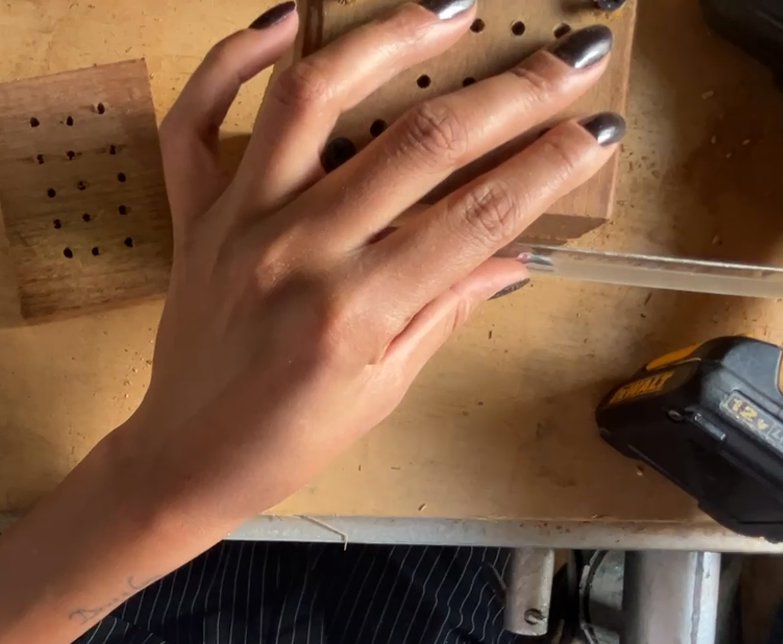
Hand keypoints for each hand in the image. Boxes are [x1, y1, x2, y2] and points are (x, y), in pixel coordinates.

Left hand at [109, 0, 622, 526]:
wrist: (185, 460)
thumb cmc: (284, 443)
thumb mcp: (378, 393)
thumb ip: (442, 313)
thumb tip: (513, 257)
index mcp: (354, 312)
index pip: (475, 216)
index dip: (549, 165)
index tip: (596, 127)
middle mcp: (298, 255)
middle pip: (419, 144)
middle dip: (510, 92)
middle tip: (569, 54)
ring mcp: (238, 228)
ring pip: (311, 98)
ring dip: (387, 36)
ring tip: (452, 9)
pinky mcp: (193, 222)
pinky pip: (193, 125)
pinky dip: (229, 62)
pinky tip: (284, 23)